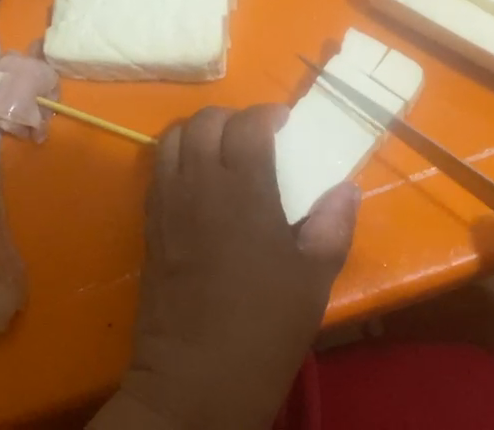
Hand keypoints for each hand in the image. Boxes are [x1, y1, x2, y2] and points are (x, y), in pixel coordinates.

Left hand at [98, 105, 360, 429]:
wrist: (194, 379)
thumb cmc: (263, 328)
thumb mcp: (313, 280)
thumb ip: (332, 224)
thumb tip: (345, 187)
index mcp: (243, 188)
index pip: (247, 123)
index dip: (267, 114)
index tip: (284, 124)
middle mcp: (198, 182)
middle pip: (204, 120)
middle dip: (232, 118)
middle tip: (255, 139)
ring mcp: (167, 201)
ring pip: (172, 137)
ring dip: (198, 133)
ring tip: (222, 153)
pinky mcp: (149, 223)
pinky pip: (157, 168)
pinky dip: (175, 157)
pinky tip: (196, 183)